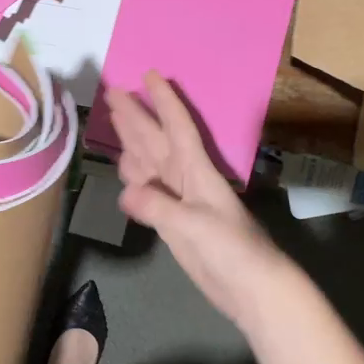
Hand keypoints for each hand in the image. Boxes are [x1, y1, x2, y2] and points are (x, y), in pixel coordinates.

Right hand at [105, 72, 302, 328]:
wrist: (250, 288)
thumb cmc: (232, 250)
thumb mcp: (196, 226)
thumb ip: (159, 208)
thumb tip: (126, 192)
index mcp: (197, 171)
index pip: (177, 127)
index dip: (164, 101)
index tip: (149, 74)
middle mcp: (186, 179)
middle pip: (156, 139)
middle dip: (135, 116)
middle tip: (112, 91)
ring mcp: (179, 200)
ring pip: (150, 161)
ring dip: (132, 141)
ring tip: (115, 120)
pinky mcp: (173, 221)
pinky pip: (147, 189)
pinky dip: (133, 178)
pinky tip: (124, 172)